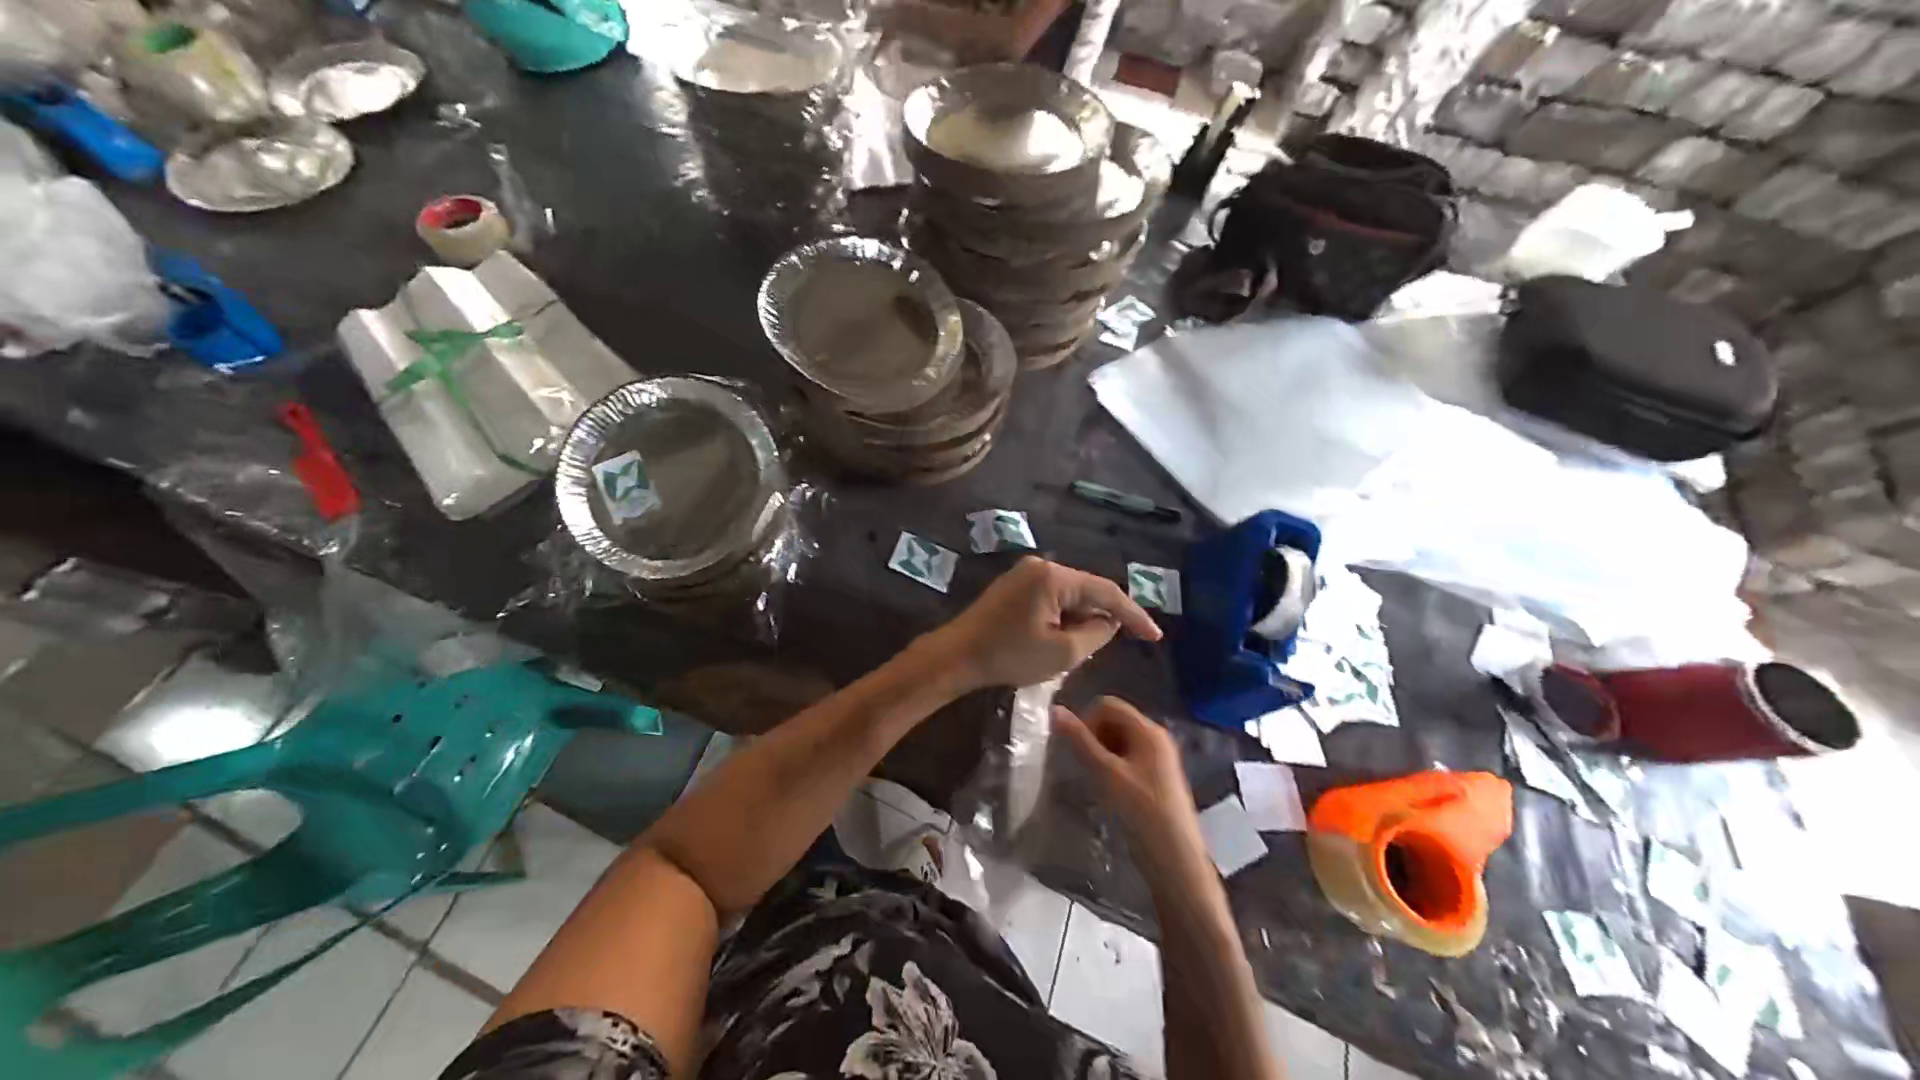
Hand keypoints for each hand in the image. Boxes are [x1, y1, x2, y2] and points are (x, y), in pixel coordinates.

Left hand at [921, 557, 1161, 693]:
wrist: (956, 656)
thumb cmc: (1009, 656)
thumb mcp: (1062, 652)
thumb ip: (1096, 634)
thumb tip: (1108, 622)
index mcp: (1054, 577)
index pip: (1106, 592)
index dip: (1134, 615)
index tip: (1154, 636)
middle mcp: (1041, 567)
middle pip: (1087, 590)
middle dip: (1104, 617)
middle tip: (1126, 643)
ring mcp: (1025, 574)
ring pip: (1070, 596)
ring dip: (1082, 619)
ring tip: (1088, 647)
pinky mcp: (1014, 587)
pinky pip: (1052, 598)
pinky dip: (1064, 617)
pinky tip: (1065, 638)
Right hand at [1055, 697, 1201, 857]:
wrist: (1175, 860)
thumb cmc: (1140, 812)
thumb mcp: (1106, 774)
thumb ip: (1080, 741)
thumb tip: (1055, 710)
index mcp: (1148, 731)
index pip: (1108, 705)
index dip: (1086, 719)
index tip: (1074, 748)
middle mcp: (1156, 738)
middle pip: (1115, 720)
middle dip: (1093, 737)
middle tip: (1083, 766)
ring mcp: (1158, 759)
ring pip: (1119, 740)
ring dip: (1101, 753)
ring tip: (1094, 779)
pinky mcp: (1156, 778)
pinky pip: (1127, 758)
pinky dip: (1112, 766)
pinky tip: (1108, 790)